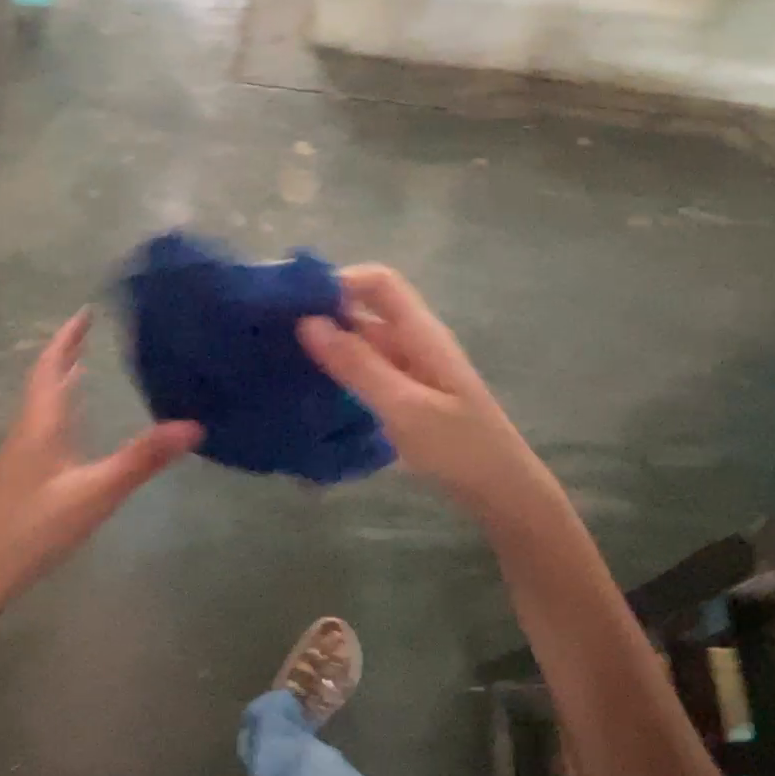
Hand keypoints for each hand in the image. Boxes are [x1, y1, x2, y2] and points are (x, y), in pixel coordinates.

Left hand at [0, 308, 202, 609]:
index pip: (52, 365)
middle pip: (45, 379)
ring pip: (42, 403)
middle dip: (66, 352)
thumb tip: (194, 425)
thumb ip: (142, 460)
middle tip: (91, 331)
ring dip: (61, 378)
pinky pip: (43, 423)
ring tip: (86, 366)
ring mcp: (21, 454)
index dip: (68, 337)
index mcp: (42, 422)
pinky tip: (74, 425)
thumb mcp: (95, 493)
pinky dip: (61, 406)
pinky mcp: (21, 475)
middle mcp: (29, 429)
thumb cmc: (34, 528)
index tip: (87, 311)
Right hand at [297, 266, 544, 513]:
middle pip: (365, 311)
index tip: (294, 302)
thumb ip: (358, 365)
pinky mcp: (404, 396)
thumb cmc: (459, 447)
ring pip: (362, 343)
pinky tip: (310, 391)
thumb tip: (307, 322)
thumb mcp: (405, 407)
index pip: (378, 282)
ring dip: (327, 346)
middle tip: (271, 333)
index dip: (339, 281)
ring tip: (280, 360)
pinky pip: (366, 371)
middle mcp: (414, 342)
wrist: (503, 494)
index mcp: (421, 333)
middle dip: (323, 315)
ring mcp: (409, 370)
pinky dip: (339, 373)